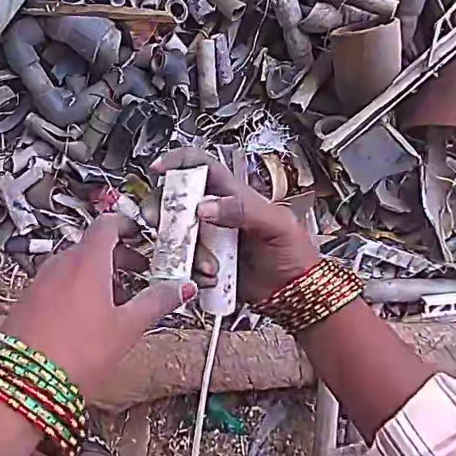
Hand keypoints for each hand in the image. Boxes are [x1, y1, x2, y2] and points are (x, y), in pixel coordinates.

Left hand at [1, 213, 192, 397]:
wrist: (22, 386)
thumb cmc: (74, 355)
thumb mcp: (127, 328)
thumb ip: (156, 302)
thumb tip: (182, 288)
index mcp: (86, 262)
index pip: (106, 224)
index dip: (126, 225)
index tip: (139, 234)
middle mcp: (59, 265)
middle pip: (92, 246)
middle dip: (119, 255)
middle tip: (139, 271)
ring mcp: (40, 283)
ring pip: (74, 265)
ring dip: (98, 273)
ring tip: (117, 299)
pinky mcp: (27, 303)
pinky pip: (57, 284)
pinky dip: (77, 289)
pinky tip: (88, 317)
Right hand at [152, 147, 320, 304]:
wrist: (295, 294)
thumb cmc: (294, 253)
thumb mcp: (277, 224)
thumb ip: (243, 209)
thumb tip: (203, 207)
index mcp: (234, 194)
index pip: (202, 167)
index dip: (179, 162)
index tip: (159, 169)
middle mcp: (215, 214)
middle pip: (176, 201)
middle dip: (165, 212)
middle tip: (163, 225)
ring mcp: (207, 241)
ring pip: (177, 236)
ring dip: (186, 251)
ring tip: (212, 267)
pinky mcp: (203, 265)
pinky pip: (183, 264)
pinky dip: (191, 272)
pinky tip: (210, 279)